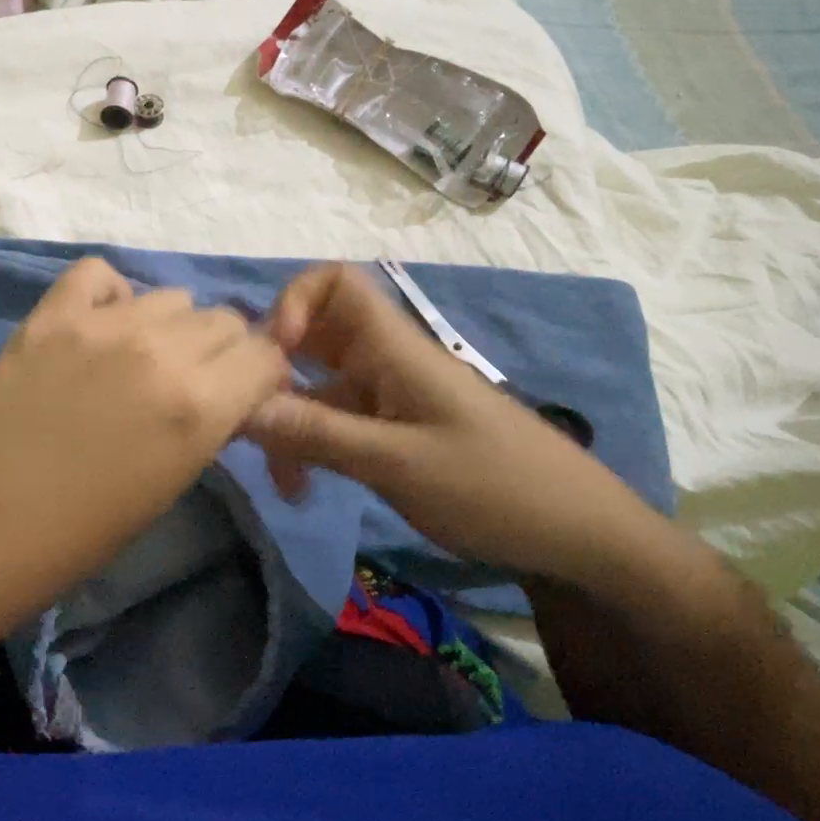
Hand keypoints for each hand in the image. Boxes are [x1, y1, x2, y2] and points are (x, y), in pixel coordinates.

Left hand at [0, 257, 290, 637]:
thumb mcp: (172, 482)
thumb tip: (222, 394)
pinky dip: (111, 297)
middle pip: (224, 321)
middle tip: (190, 386)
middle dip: (221, 354)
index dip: (258, 378)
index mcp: (199, 405)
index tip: (241, 398)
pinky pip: (100, 275)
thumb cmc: (82, 534)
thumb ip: (207, 424)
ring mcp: (101, 324)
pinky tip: (100, 330)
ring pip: (172, 297)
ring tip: (140, 363)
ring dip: (171, 328)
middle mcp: (161, 350)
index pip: (266, 356)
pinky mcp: (50, 315)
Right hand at [244, 264, 663, 581]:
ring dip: (289, 424)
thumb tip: (241, 406)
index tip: (270, 355)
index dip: (293, 302)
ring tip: (280, 482)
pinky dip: (312, 447)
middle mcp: (387, 363)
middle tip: (250, 425)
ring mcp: (391, 400)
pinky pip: (337, 425)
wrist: (579, 537)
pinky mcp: (395, 435)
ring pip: (318, 390)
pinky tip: (302, 489)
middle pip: (313, 339)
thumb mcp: (397, 464)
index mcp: (395, 349)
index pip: (337, 283)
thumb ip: (317, 433)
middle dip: (274, 376)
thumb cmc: (495, 488)